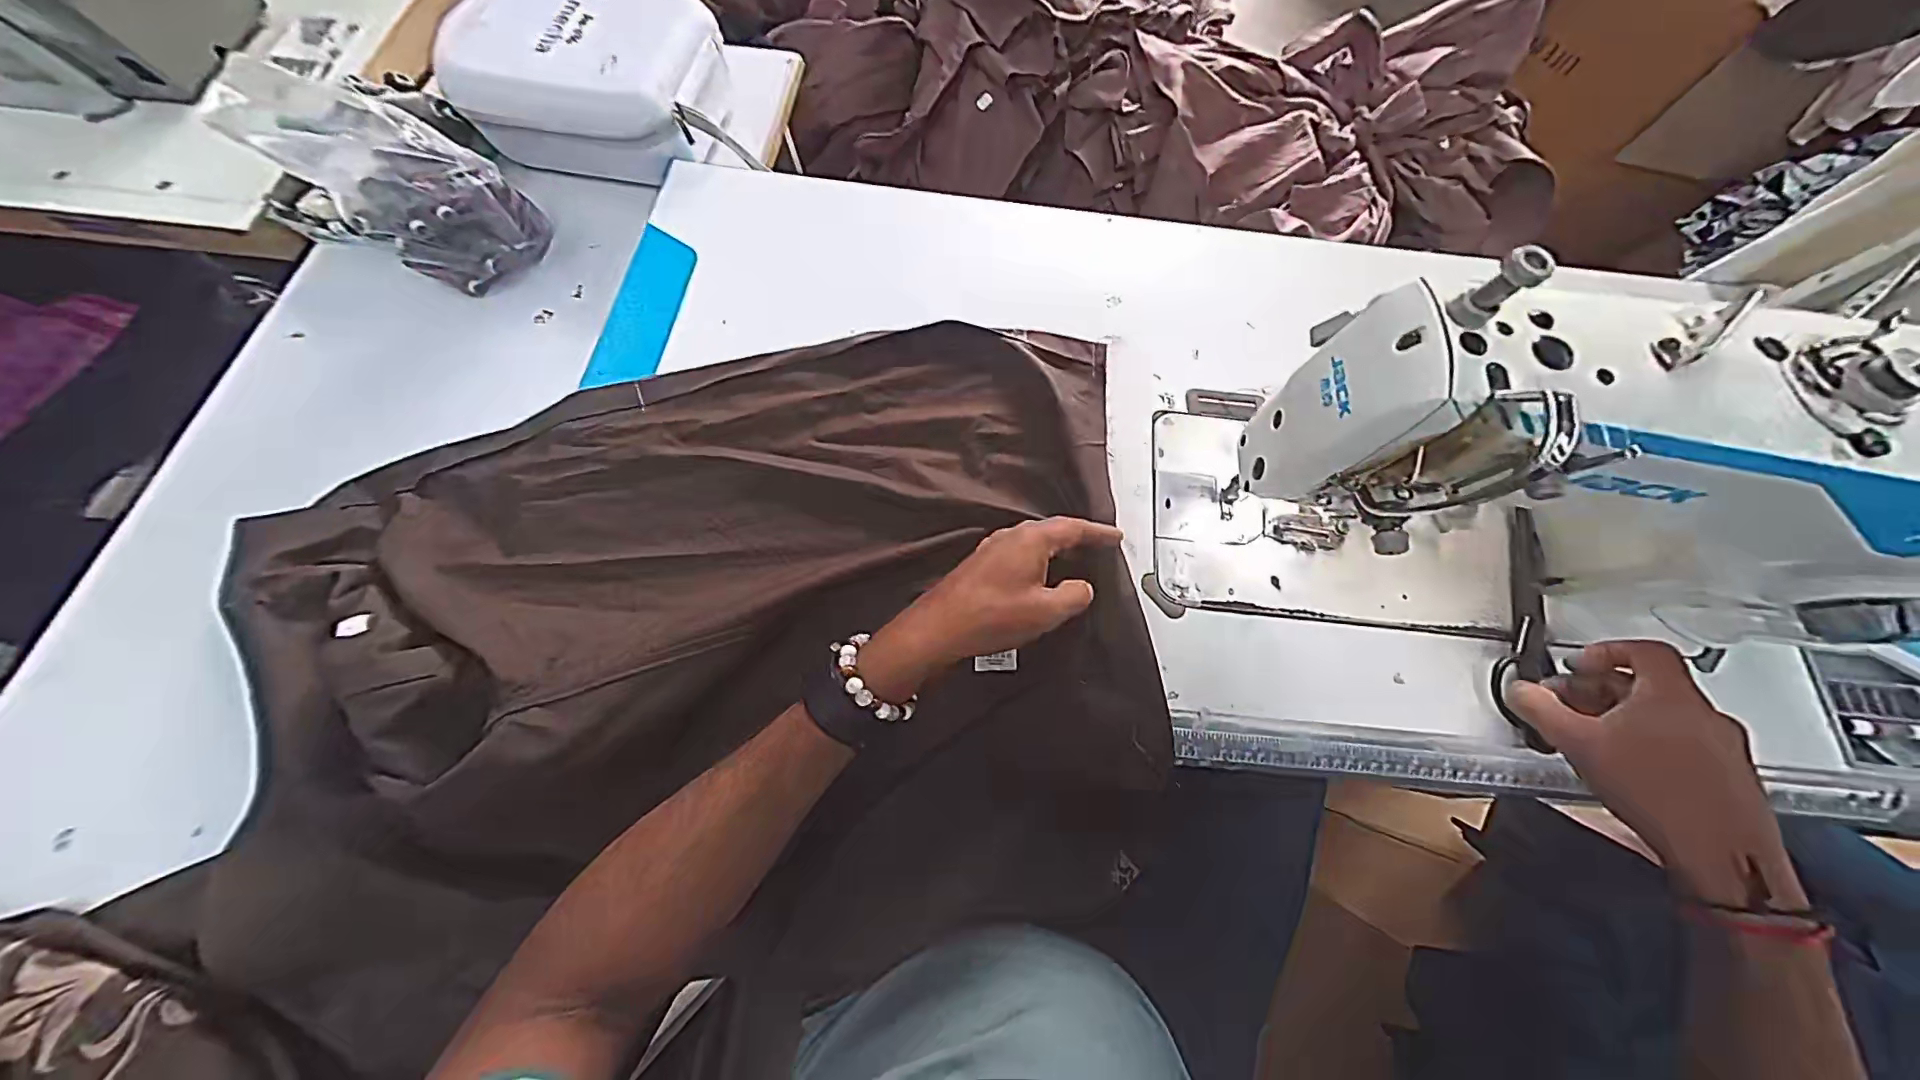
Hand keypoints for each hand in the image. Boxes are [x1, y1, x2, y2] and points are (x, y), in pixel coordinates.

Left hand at [857, 517, 1124, 700]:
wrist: (939, 628)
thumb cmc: (988, 616)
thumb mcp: (1047, 611)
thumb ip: (1075, 596)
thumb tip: (1082, 588)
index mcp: (1030, 539)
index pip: (1073, 528)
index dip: (1098, 533)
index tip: (1114, 537)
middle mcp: (1010, 537)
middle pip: (1052, 531)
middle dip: (1076, 539)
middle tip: (1096, 547)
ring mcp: (992, 550)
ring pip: (1033, 544)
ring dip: (1054, 552)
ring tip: (1072, 565)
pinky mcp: (981, 566)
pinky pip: (1018, 557)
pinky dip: (1036, 564)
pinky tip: (1038, 582)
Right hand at [1509, 640, 1807, 908]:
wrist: (1720, 853)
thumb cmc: (1659, 795)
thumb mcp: (1576, 742)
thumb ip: (1540, 709)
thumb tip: (1521, 691)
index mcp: (1672, 695)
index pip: (1645, 651)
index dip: (1606, 650)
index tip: (1581, 663)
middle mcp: (1705, 715)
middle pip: (1649, 683)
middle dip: (1602, 688)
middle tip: (1569, 701)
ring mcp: (1723, 745)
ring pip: (1665, 714)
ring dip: (1623, 716)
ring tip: (1590, 736)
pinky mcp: (1729, 773)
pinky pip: (1682, 741)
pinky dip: (1647, 741)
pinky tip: (1621, 765)